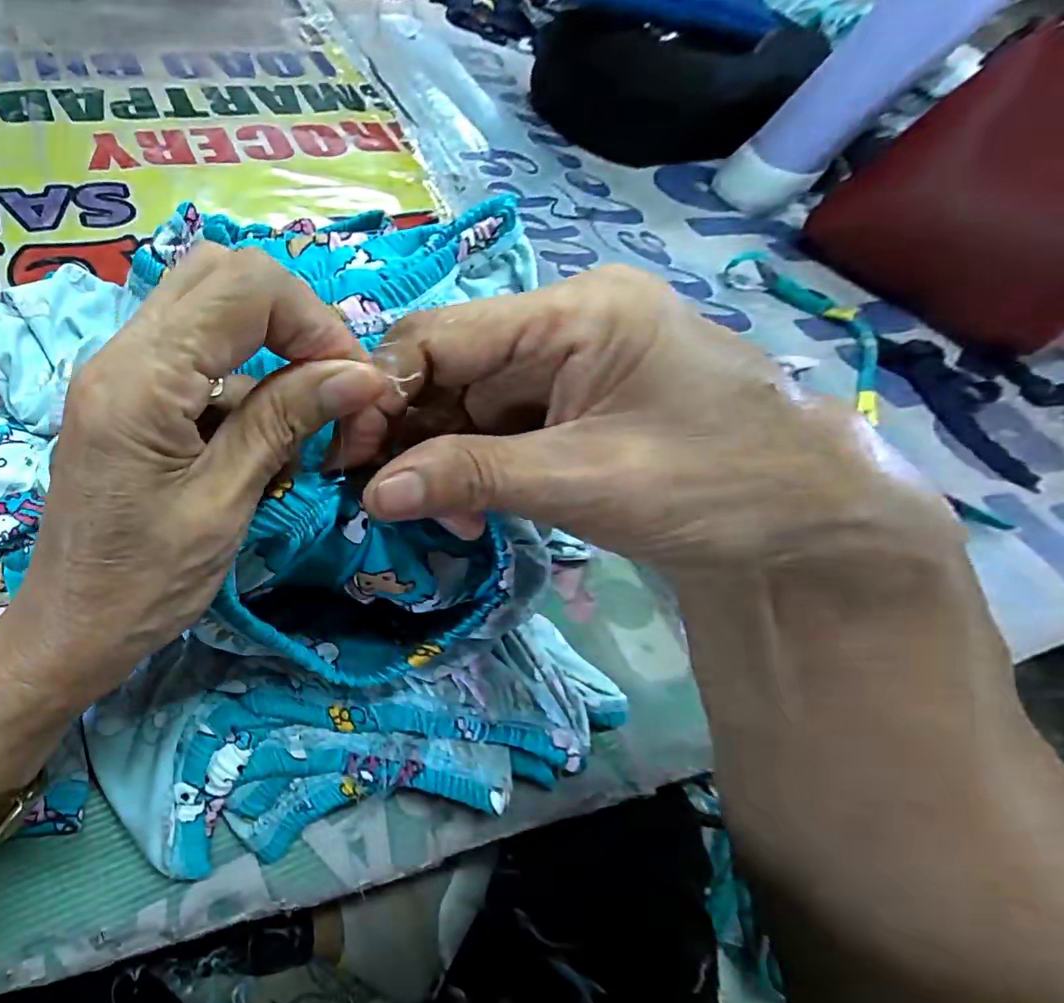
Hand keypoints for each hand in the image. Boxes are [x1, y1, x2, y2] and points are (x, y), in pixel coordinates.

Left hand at [0, 245, 385, 725]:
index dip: (312, 319)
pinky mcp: (113, 401)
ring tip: (289, 421)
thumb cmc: (143, 585)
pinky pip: (179, 356)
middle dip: (285, 318)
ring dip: (257, 347)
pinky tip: (244, 438)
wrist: (69, 628)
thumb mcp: (223, 503)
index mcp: (139, 379)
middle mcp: (115, 357)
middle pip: (216, 278)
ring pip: (198, 311)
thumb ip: (284, 421)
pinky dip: (225, 377)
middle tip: (323, 383)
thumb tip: (360, 372)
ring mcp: (108, 376)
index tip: (349, 382)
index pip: (243, 285)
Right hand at [338, 266, 960, 577]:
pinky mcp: (550, 408)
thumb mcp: (584, 479)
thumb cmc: (718, 486)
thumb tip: (371, 495)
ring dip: (428, 462)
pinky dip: (456, 472)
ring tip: (440, 515)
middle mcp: (554, 328)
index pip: (436, 335)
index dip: (378, 391)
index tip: (347, 457)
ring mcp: (551, 369)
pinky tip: (464, 511)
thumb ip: (470, 477)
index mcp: (573, 313)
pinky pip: (474, 432)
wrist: (808, 537)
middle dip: (402, 435)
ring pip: (447, 406)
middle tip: (383, 496)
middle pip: (435, 370)